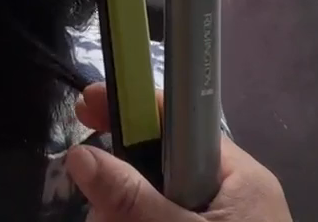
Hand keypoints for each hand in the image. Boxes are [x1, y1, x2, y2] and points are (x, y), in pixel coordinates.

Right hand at [66, 83, 291, 221]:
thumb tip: (79, 153)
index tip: (85, 105)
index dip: (131, 106)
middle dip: (119, 183)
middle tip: (98, 210)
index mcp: (238, 176)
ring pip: (148, 200)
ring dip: (122, 219)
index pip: (178, 117)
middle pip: (156, 160)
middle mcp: (228, 194)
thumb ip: (134, 201)